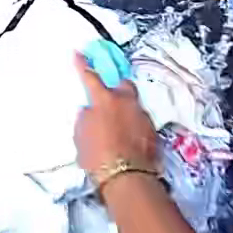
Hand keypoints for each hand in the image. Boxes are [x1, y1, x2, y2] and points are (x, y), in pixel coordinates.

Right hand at [74, 52, 158, 177]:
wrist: (128, 180)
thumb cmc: (98, 156)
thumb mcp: (81, 134)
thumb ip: (85, 116)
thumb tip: (90, 110)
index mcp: (104, 99)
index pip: (90, 76)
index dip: (82, 64)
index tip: (79, 53)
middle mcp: (126, 102)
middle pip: (123, 84)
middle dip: (116, 86)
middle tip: (109, 93)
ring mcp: (143, 117)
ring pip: (134, 104)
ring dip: (126, 109)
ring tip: (119, 123)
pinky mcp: (154, 133)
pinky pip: (141, 122)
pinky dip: (134, 126)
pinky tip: (129, 137)